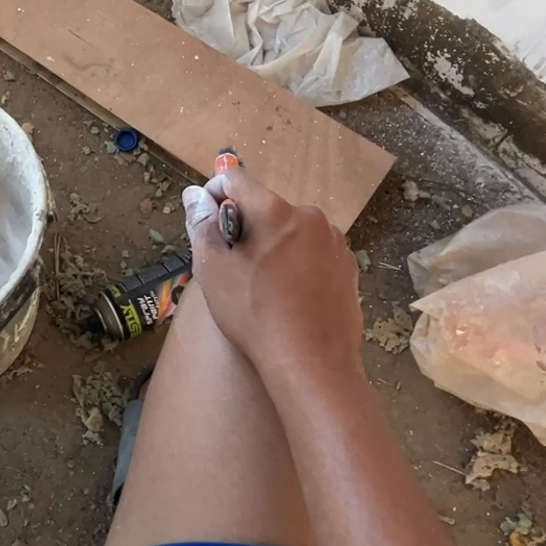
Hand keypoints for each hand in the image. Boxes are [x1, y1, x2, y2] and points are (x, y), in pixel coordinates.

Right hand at [183, 168, 362, 377]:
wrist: (313, 365)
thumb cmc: (255, 314)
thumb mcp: (214, 269)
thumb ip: (202, 224)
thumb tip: (196, 194)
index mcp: (274, 211)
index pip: (236, 179)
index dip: (214, 193)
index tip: (206, 222)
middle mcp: (309, 216)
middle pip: (265, 206)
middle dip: (245, 225)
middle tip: (233, 263)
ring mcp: (334, 241)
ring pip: (290, 229)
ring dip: (273, 242)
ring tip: (263, 283)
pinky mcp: (349, 266)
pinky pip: (313, 250)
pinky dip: (297, 261)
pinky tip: (290, 294)